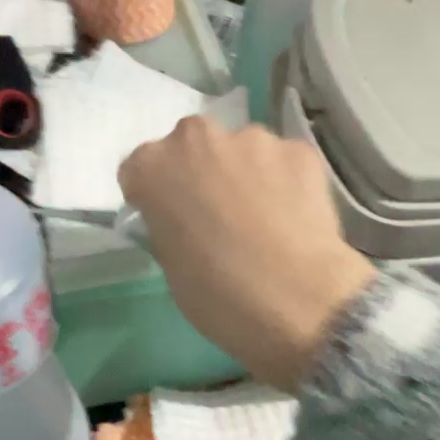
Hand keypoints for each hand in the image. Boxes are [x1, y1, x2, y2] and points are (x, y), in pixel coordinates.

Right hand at [119, 117, 377, 391]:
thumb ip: (171, 233)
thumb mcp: (173, 272)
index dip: (156, 200)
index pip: (140, 173)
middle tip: (220, 221)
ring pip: (242, 153)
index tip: (172, 224)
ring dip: (247, 177)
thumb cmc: (219, 297)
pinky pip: (284, 164)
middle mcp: (197, 138)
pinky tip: (296, 222)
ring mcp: (252, 139)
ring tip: (266, 223)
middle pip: (192, 150)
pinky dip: (287, 184)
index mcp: (152, 168)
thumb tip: (185, 227)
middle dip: (202, 176)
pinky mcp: (299, 151)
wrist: (296, 302)